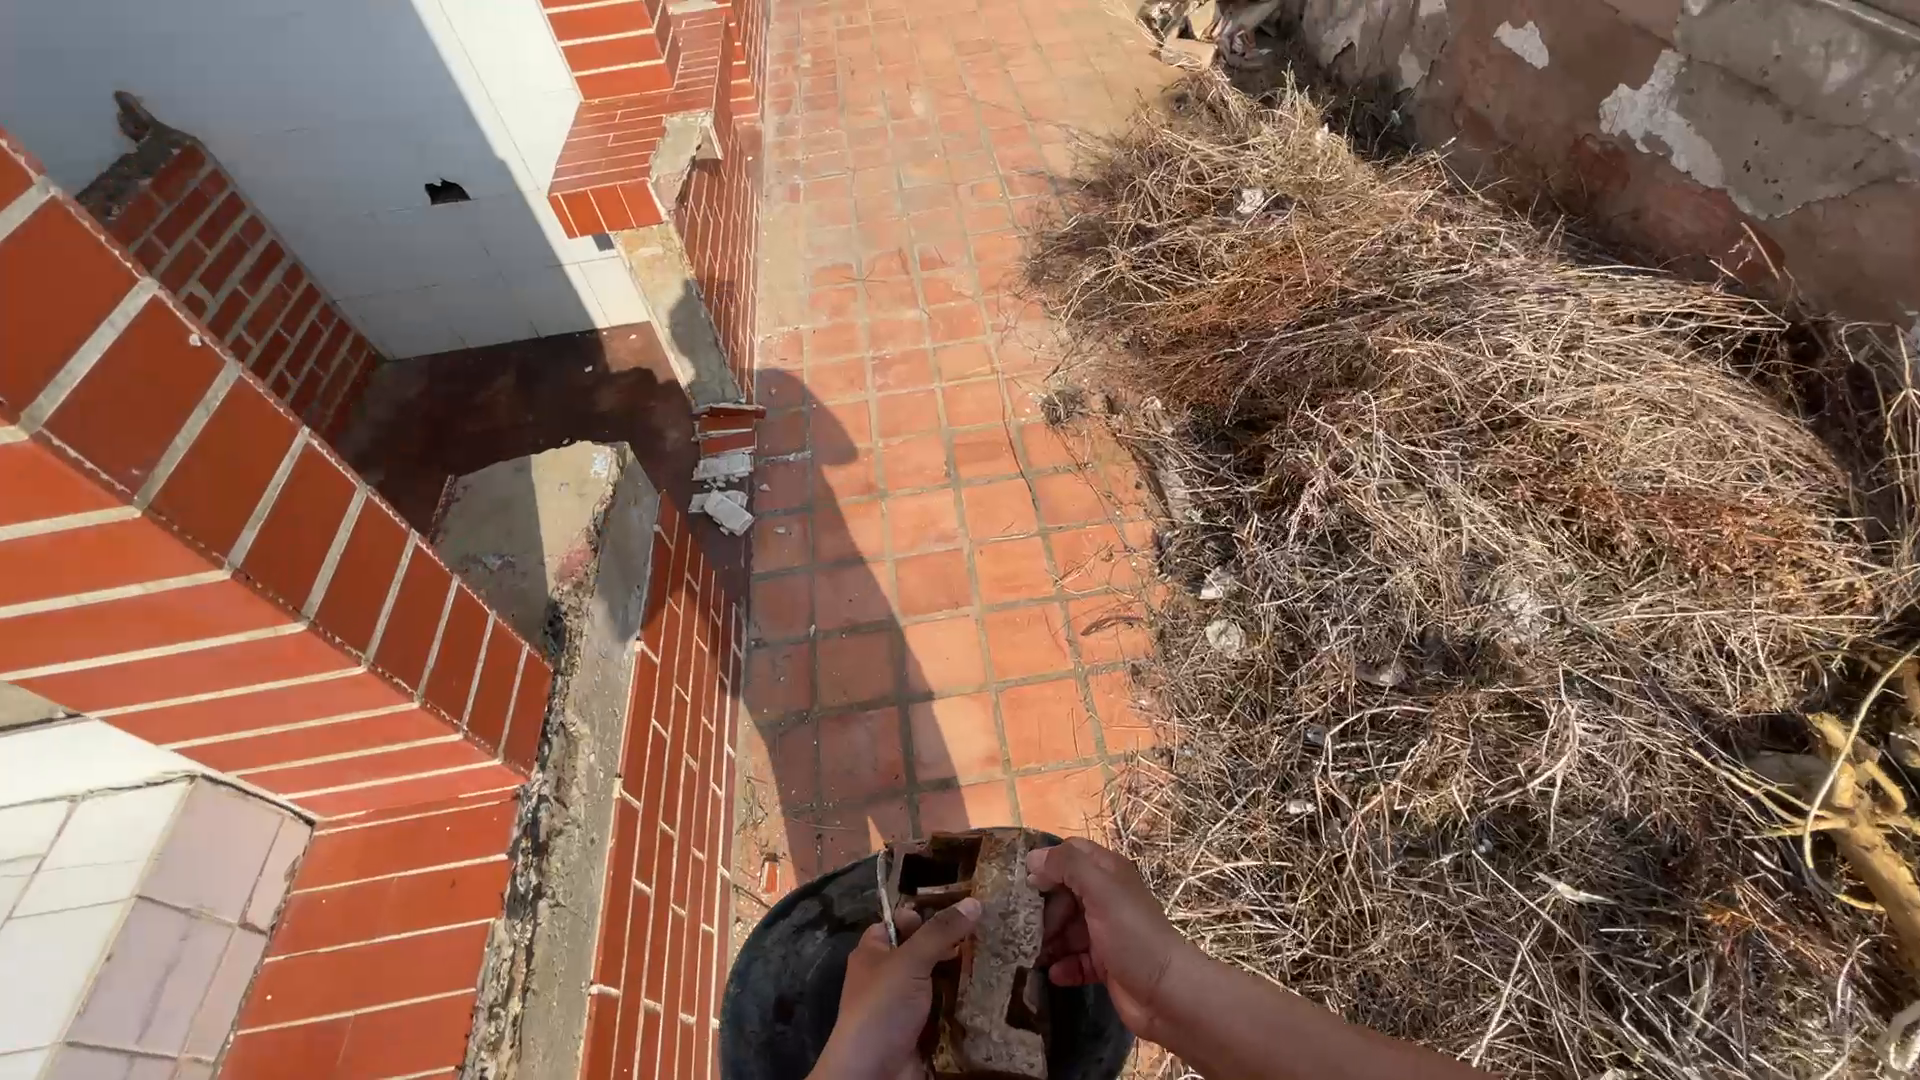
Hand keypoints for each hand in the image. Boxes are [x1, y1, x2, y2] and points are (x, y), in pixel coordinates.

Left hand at [809, 897, 982, 1079]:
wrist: (873, 1077)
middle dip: (951, 945)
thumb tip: (974, 902)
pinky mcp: (921, 1031)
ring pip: (937, 981)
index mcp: (873, 952)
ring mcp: (904, 1006)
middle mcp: (887, 976)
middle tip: (986, 933)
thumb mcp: (909, 961)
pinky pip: (945, 1009)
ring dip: (960, 975)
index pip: (898, 922)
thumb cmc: (882, 1007)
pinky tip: (987, 991)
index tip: (957, 911)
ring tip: (995, 958)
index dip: (923, 914)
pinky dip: (962, 1003)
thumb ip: (940, 932)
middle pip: (923, 951)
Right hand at [1026, 838, 1194, 1043]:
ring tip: (1032, 953)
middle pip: (1064, 892)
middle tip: (1025, 925)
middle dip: (1044, 907)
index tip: (1026, 882)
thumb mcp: (1100, 890)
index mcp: (1107, 873)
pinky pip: (1075, 959)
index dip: (1048, 862)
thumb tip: (1033, 859)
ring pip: (1067, 928)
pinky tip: (1053, 973)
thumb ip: (1067, 865)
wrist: (1168, 994)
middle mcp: (1105, 898)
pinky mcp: (1104, 964)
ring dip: (1049, 939)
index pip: (1072, 853)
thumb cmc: (1132, 934)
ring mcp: (1105, 932)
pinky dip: (1063, 965)